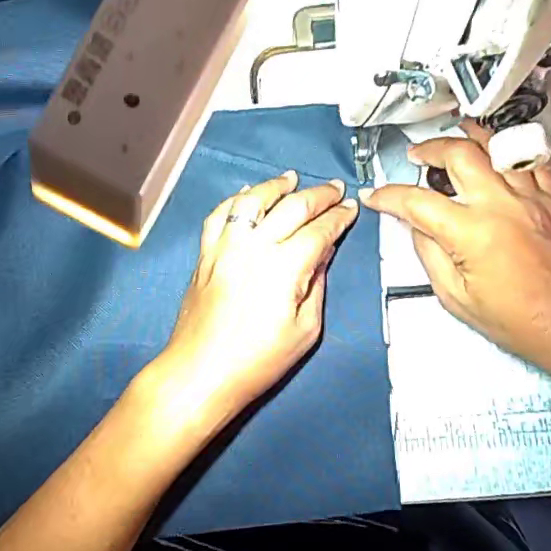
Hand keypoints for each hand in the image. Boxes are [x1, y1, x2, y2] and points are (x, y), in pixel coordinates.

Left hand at [144, 171, 359, 431]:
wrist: (201, 371)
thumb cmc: (253, 361)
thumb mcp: (304, 330)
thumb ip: (316, 285)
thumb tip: (321, 255)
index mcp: (284, 267)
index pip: (319, 229)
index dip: (339, 218)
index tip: (349, 211)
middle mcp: (253, 248)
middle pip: (291, 206)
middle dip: (318, 194)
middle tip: (333, 190)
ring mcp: (224, 248)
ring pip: (251, 200)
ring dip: (274, 186)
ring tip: (291, 178)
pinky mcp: (205, 255)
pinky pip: (219, 215)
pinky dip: (235, 200)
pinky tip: (245, 195)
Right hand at [361, 123, 550, 406]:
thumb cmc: (523, 321)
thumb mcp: (455, 297)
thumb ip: (430, 254)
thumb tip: (417, 229)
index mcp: (472, 234)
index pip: (417, 201)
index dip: (388, 196)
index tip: (378, 197)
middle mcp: (503, 208)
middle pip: (458, 154)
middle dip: (428, 149)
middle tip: (415, 155)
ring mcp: (531, 200)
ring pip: (498, 146)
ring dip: (470, 137)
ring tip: (454, 136)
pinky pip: (532, 161)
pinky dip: (511, 150)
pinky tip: (499, 150)